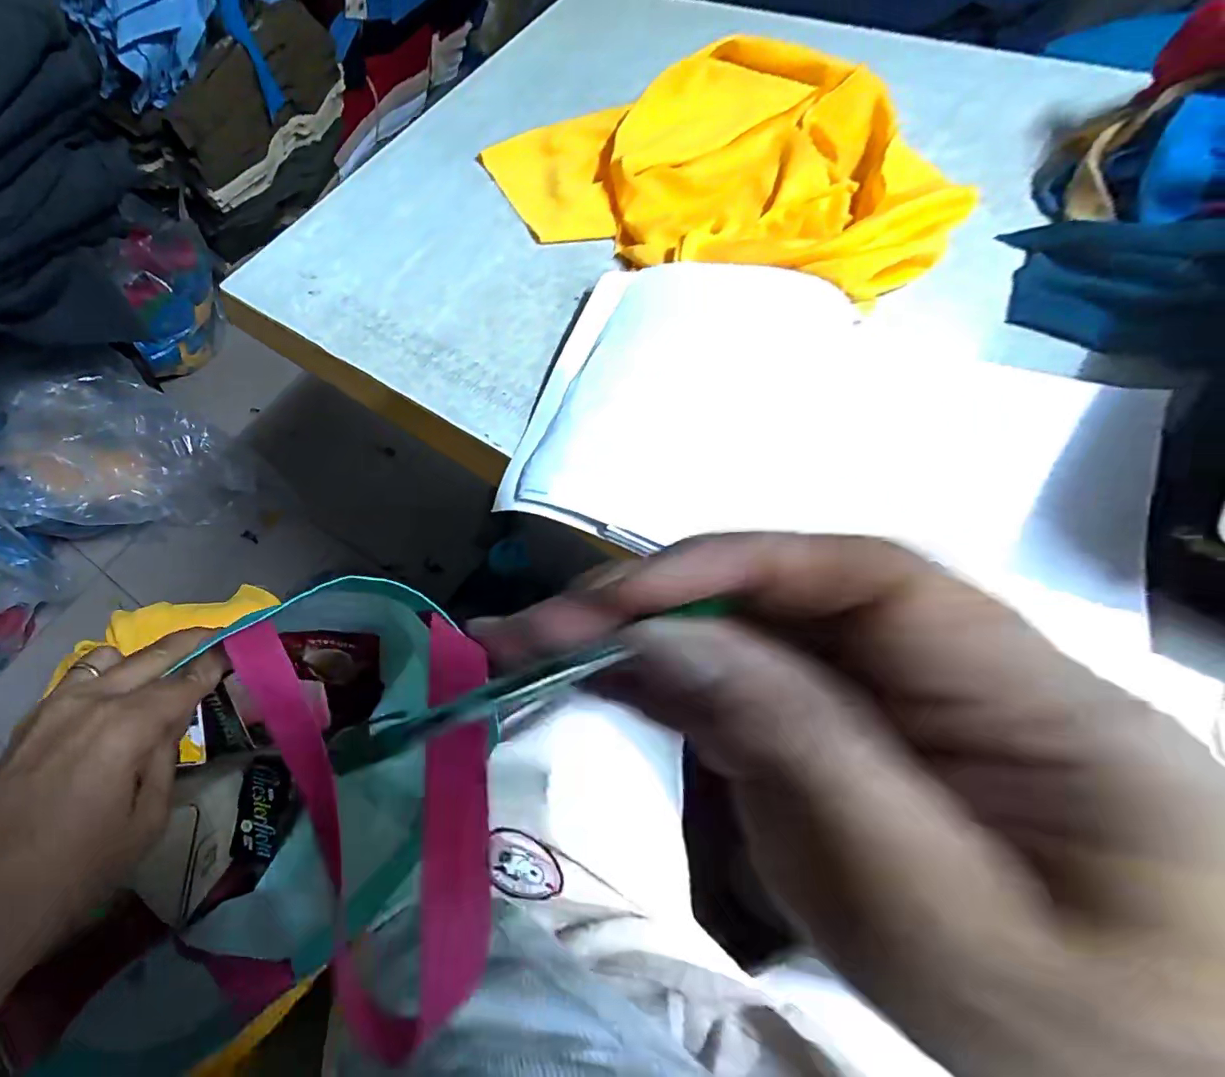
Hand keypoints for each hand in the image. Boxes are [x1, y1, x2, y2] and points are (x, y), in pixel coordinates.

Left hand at [0, 629, 227, 1076]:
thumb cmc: (74, 874)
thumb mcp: (142, 828)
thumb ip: (162, 765)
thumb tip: (166, 728)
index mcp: (126, 726)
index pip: (180, 684)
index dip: (209, 666)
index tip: (230, 649)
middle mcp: (91, 700)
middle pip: (146, 657)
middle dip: (183, 642)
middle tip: (211, 634)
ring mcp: (53, 705)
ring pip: (106, 660)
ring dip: (139, 659)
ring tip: (159, 674)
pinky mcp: (29, 721)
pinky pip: (76, 680)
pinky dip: (103, 675)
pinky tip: (109, 700)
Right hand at [472, 534, 1224, 1076]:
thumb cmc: (1070, 1028)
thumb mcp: (928, 900)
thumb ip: (798, 747)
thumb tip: (662, 636)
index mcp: (1021, 697)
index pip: (862, 579)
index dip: (729, 565)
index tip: (618, 601)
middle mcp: (936, 678)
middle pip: (772, 602)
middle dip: (643, 604)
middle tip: (532, 628)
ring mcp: (869, 711)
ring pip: (730, 642)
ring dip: (623, 639)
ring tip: (523, 645)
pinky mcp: (821, 745)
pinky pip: (722, 693)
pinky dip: (645, 682)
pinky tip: (581, 677)